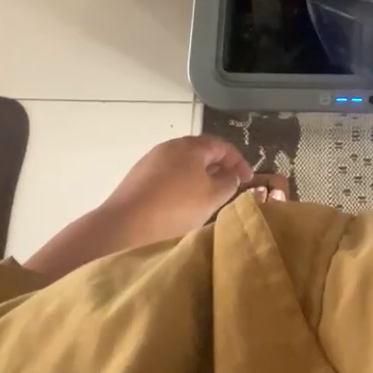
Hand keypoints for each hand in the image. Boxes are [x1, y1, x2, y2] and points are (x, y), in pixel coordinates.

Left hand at [99, 135, 252, 248]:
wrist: (124, 227)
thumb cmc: (175, 207)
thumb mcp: (212, 196)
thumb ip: (228, 182)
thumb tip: (229, 175)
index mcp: (190, 145)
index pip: (222, 146)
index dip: (239, 162)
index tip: (248, 180)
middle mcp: (170, 147)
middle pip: (201, 154)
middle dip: (218, 170)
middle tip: (229, 188)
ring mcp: (151, 162)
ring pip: (183, 167)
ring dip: (198, 180)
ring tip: (206, 201)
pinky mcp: (137, 179)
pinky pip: (167, 178)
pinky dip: (180, 188)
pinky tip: (180, 208)